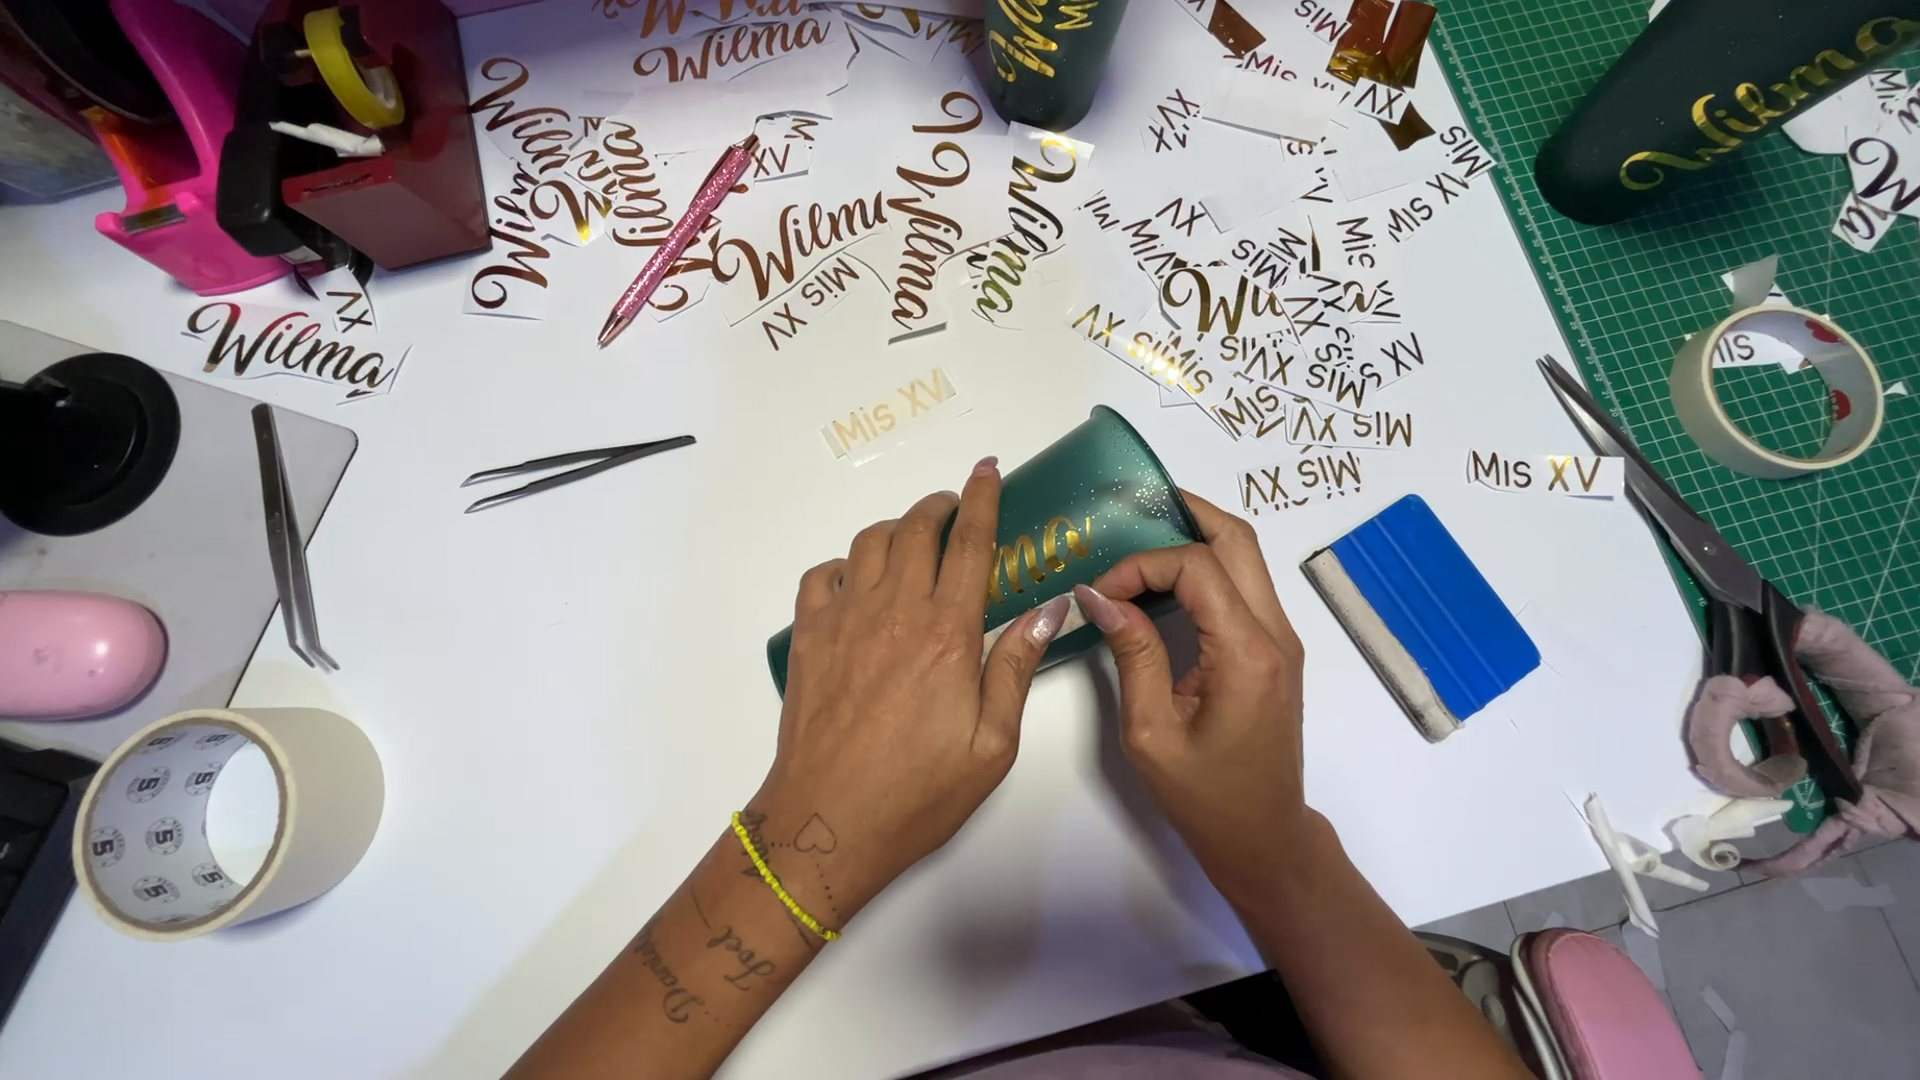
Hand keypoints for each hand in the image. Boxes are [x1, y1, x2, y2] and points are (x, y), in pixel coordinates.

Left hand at [753, 458, 1074, 927]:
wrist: (828, 822)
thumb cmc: (919, 792)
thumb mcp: (992, 744)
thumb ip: (1015, 667)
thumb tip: (1048, 609)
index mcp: (947, 631)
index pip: (970, 543)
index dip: (982, 498)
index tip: (987, 469)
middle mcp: (894, 609)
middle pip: (916, 528)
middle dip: (939, 505)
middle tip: (954, 508)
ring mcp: (844, 618)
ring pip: (869, 542)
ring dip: (896, 529)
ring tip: (913, 543)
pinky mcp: (808, 636)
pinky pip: (821, 574)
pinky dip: (844, 565)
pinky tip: (857, 584)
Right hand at [1075, 491, 1308, 906]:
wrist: (1264, 837)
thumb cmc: (1204, 796)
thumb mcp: (1150, 729)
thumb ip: (1131, 652)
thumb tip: (1098, 595)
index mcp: (1246, 654)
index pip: (1197, 568)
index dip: (1142, 565)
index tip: (1101, 593)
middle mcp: (1275, 634)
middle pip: (1237, 541)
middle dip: (1182, 516)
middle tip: (1130, 511)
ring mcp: (1281, 639)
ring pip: (1245, 556)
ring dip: (1194, 538)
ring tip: (1139, 537)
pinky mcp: (1273, 649)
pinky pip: (1243, 585)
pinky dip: (1204, 566)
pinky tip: (1163, 577)